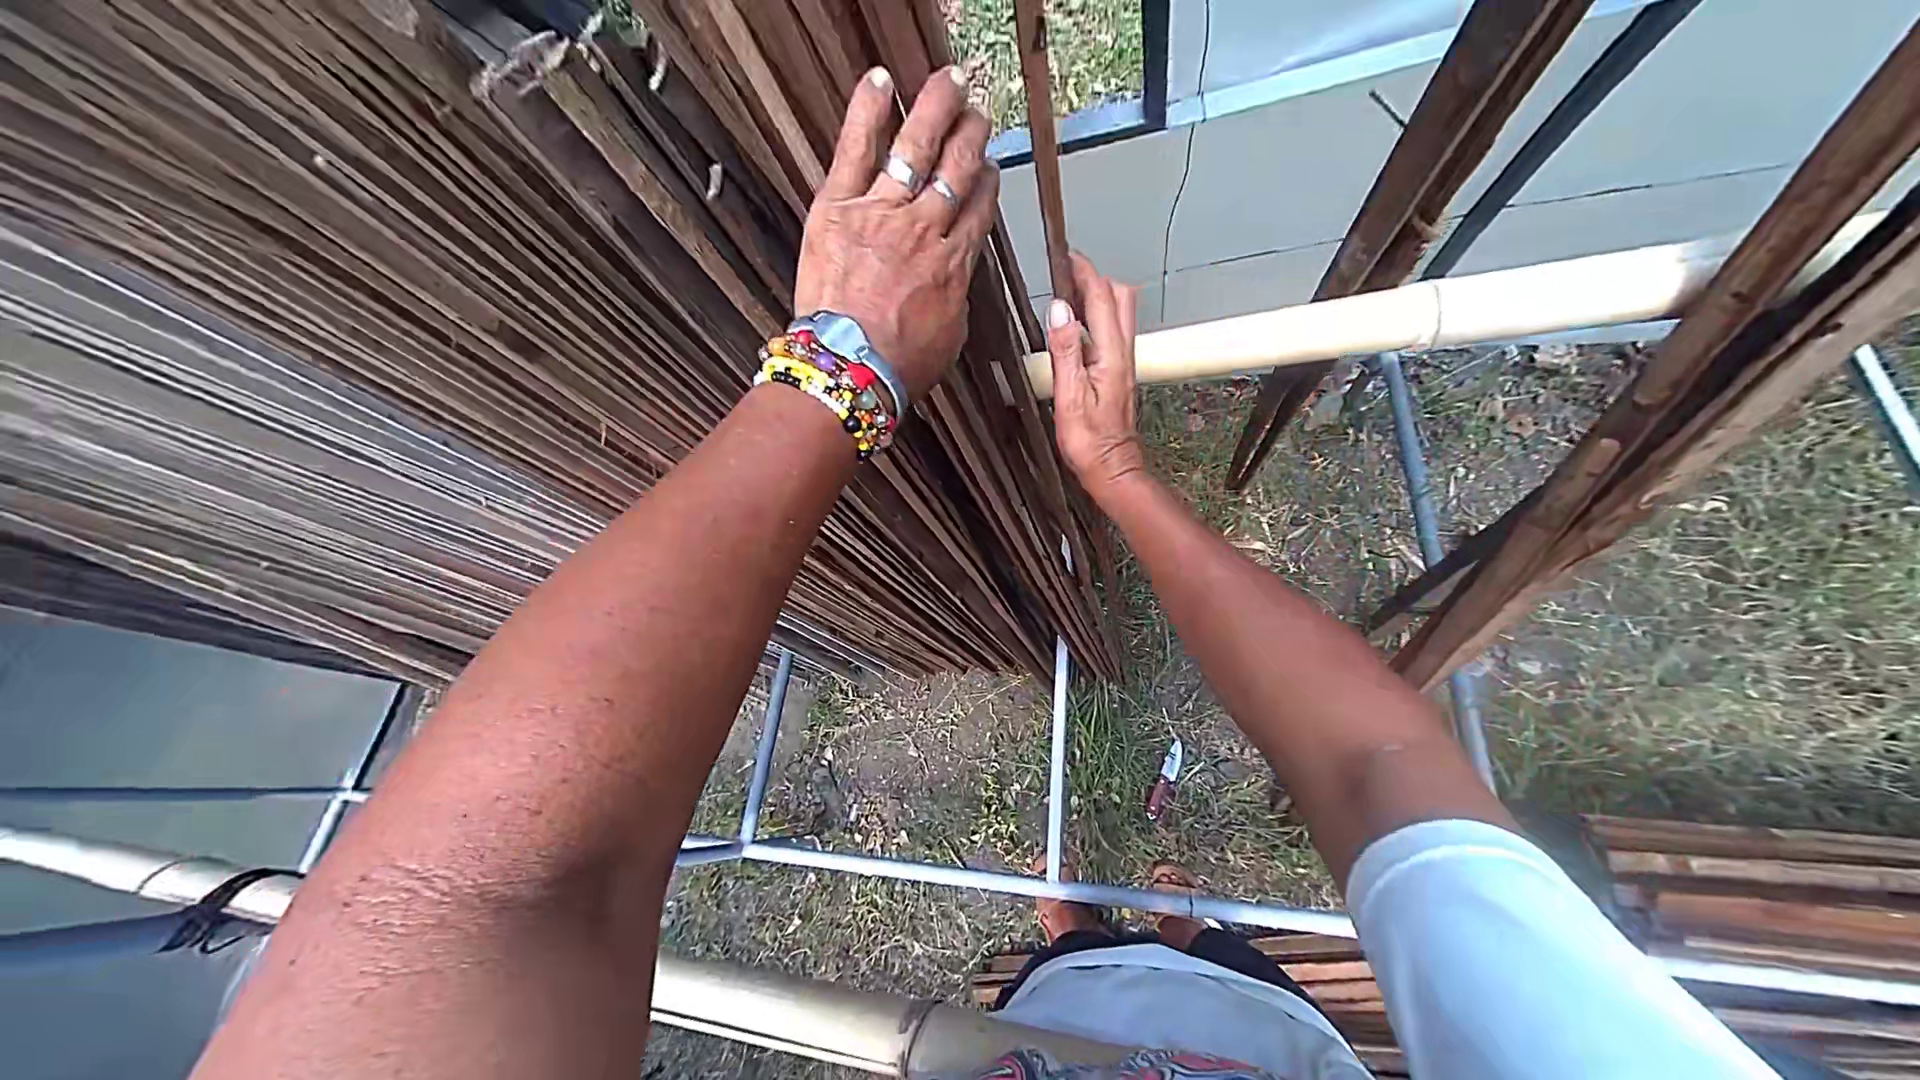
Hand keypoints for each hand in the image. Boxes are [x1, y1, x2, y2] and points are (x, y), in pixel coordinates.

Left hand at [794, 67, 999, 400]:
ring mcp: (884, 212)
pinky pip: (857, 147)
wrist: (850, 368)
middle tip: (977, 115)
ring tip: (949, 83)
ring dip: (938, 109)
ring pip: (918, 146)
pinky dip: (870, 111)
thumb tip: (954, 281)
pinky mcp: (840, 207)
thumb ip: (955, 297)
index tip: (989, 171)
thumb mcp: (948, 338)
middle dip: (972, 136)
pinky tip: (881, 82)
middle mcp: (925, 229)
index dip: (986, 184)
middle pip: (958, 167)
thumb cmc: (897, 364)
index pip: (977, 209)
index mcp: (953, 264)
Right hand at [1049, 254, 1145, 493]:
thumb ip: (1065, 350)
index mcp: (1111, 354)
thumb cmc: (1090, 441)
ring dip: (1097, 295)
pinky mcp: (1118, 373)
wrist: (1111, 468)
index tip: (1065, 256)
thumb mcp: (1070, 397)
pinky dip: (1096, 317)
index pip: (1101, 296)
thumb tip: (1060, 309)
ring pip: (1119, 313)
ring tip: (1067, 294)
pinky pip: (1112, 332)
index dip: (1083, 271)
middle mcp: (1123, 352)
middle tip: (1066, 273)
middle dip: (1094, 277)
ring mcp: (1124, 362)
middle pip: (1119, 297)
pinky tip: (1076, 327)